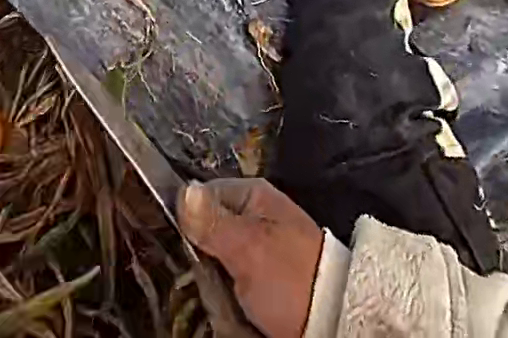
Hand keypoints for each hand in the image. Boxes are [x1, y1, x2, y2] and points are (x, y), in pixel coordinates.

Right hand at [178, 179, 323, 337]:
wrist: (332, 318)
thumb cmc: (290, 276)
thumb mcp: (249, 246)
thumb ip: (213, 222)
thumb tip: (184, 191)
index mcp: (252, 195)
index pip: (202, 196)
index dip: (186, 220)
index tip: (175, 245)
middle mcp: (252, 217)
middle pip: (205, 234)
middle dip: (198, 259)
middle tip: (199, 278)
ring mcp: (255, 250)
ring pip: (212, 265)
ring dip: (209, 285)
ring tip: (215, 299)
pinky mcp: (257, 281)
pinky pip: (226, 287)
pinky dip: (222, 300)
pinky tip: (223, 309)